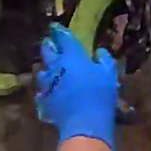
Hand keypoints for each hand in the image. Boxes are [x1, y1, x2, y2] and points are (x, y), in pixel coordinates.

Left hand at [35, 25, 120, 150]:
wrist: (85, 123)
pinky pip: (42, 92)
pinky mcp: (44, 101)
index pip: (62, 38)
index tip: (55, 27)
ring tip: (48, 68)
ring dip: (44, 68)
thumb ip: (104, 59)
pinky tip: (48, 92)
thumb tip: (99, 52)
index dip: (59, 31)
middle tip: (50, 44)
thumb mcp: (109, 74)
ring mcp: (47, 84)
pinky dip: (44, 90)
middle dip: (48, 46)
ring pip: (40, 71)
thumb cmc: (99, 94)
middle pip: (47, 51)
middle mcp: (55, 66)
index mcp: (71, 56)